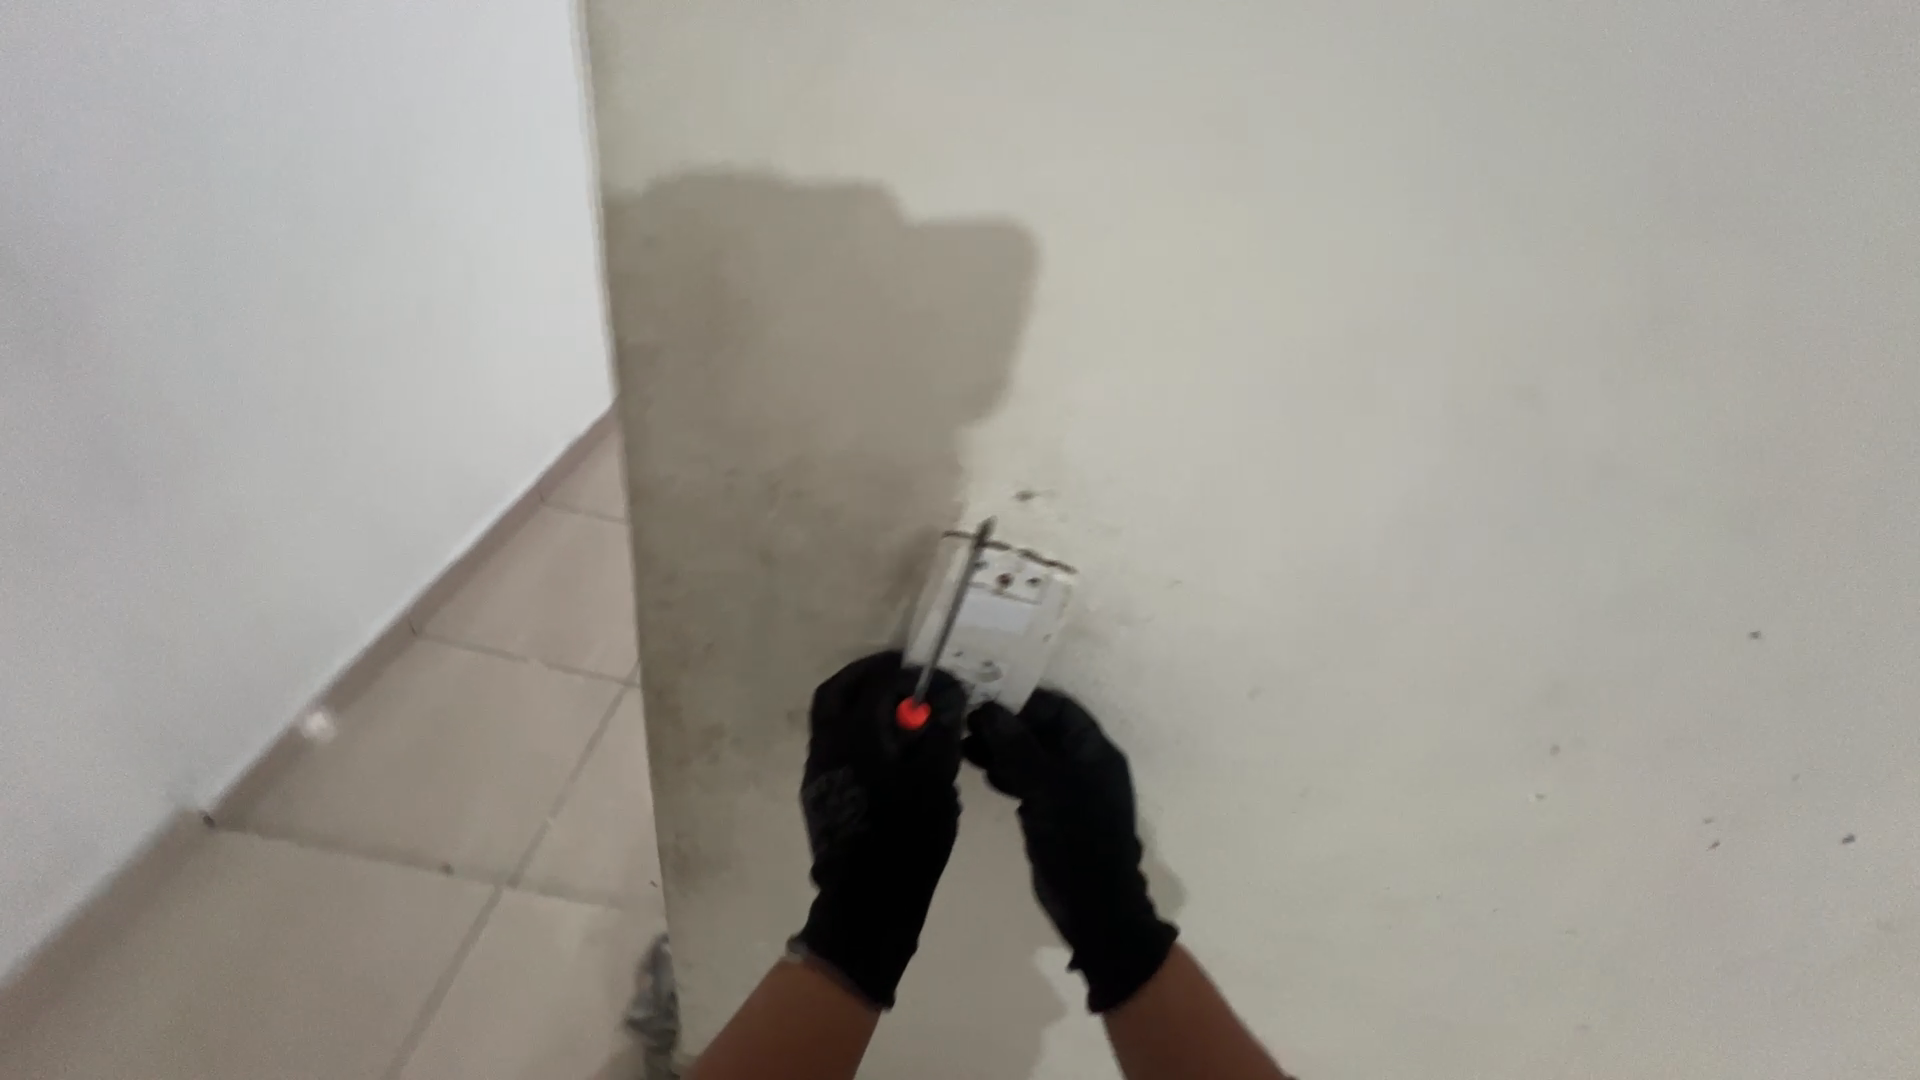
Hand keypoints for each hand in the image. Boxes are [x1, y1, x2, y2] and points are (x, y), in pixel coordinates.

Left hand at [792, 651, 966, 1008]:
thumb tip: (946, 696)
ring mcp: (817, 772)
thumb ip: (940, 731)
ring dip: (858, 702)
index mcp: (853, 738)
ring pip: (829, 718)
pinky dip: (856, 730)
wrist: (867, 904)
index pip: (876, 684)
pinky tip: (887, 746)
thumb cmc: (906, 839)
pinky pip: (833, 744)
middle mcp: (826, 747)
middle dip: (865, 675)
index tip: (927, 673)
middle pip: (836, 692)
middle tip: (898, 673)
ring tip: (897, 709)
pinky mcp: (818, 793)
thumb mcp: (936, 781)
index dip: (904, 673)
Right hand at [964, 690, 1177, 1011]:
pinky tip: (980, 770)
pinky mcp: (1052, 811)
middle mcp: (1082, 763)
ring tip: (964, 744)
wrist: (1095, 907)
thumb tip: (989, 709)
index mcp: (1094, 751)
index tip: (987, 696)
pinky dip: (1005, 773)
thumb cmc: (1078, 839)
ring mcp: (1067, 789)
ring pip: (1030, 756)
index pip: (1059, 708)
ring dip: (1000, 749)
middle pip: (1041, 731)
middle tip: (967, 720)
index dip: (1025, 700)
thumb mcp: (1046, 787)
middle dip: (1006, 724)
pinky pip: (1027, 781)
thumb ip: (1018, 747)